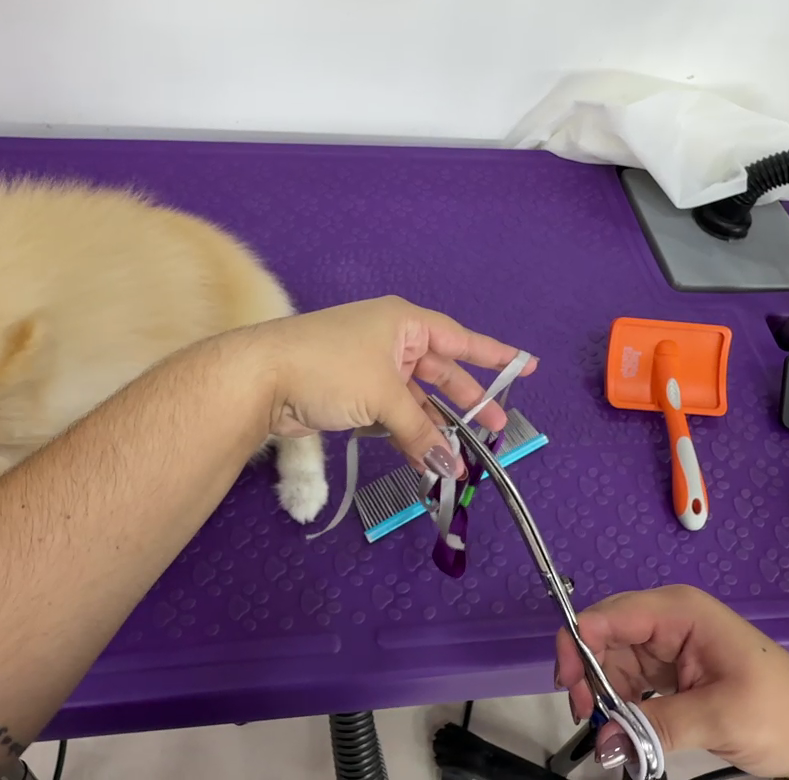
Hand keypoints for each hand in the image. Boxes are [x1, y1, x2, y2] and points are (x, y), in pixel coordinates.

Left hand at [244, 297, 535, 478]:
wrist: (262, 378)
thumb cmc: (331, 368)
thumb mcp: (384, 395)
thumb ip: (420, 430)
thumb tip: (449, 466)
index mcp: (403, 322)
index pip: (458, 338)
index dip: (494, 354)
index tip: (527, 366)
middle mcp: (390, 340)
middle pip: (438, 371)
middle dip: (466, 401)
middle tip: (497, 428)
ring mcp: (369, 367)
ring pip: (414, 398)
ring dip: (433, 427)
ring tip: (459, 459)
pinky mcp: (351, 393)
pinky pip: (391, 413)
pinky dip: (407, 434)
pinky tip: (422, 459)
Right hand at [556, 586, 788, 779]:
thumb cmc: (784, 714)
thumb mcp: (721, 718)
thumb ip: (656, 725)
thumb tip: (605, 741)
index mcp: (680, 612)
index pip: (613, 615)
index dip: (581, 641)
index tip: (566, 682)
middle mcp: (670, 622)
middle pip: (609, 637)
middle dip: (590, 673)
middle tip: (583, 716)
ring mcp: (673, 648)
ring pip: (617, 662)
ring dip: (605, 694)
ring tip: (603, 731)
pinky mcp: (678, 675)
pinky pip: (636, 683)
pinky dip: (624, 705)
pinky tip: (622, 729)